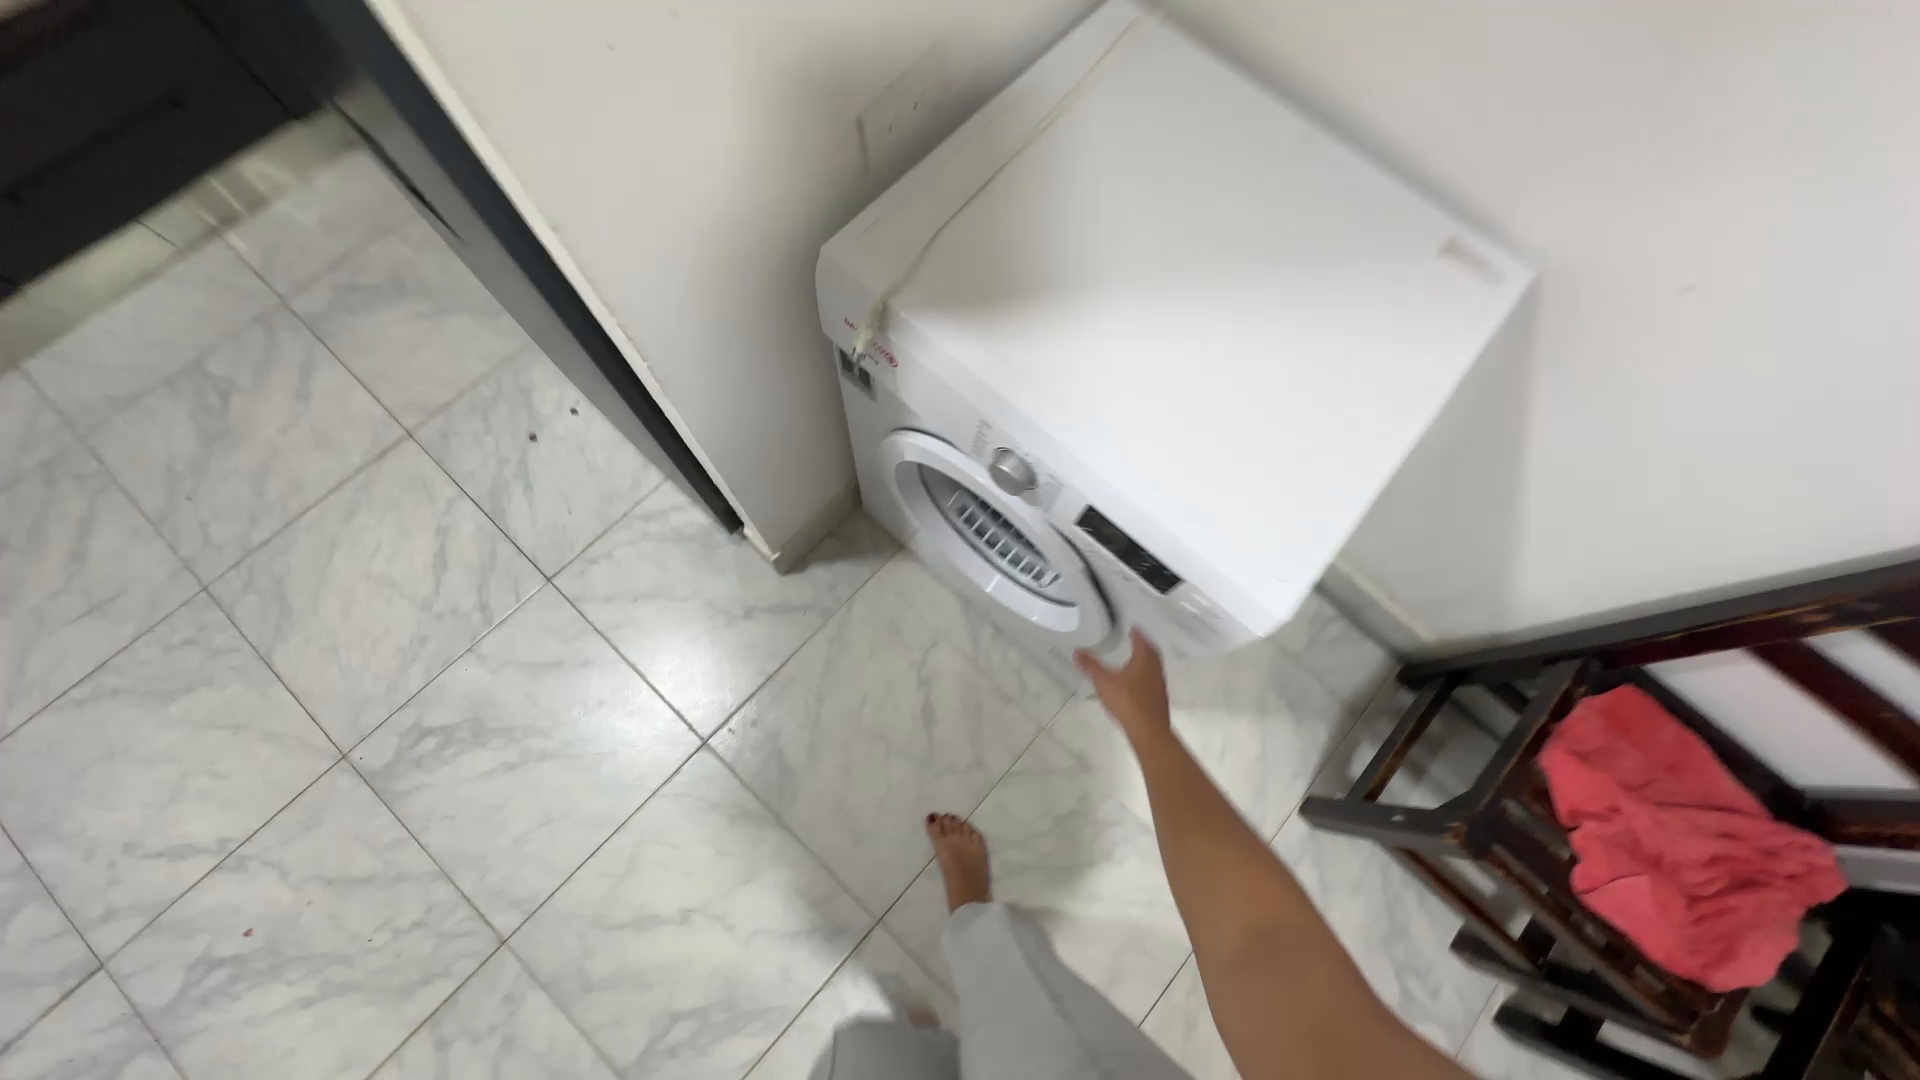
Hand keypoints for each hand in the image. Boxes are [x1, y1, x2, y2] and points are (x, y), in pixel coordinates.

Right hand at [1075, 629, 1172, 743]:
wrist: (1148, 729)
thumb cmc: (1126, 700)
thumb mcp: (1103, 682)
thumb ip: (1091, 666)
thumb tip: (1077, 651)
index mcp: (1143, 661)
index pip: (1142, 642)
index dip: (1137, 634)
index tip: (1133, 629)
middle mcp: (1155, 670)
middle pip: (1152, 653)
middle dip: (1145, 646)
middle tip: (1137, 641)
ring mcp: (1160, 685)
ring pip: (1155, 667)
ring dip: (1147, 661)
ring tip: (1136, 660)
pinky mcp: (1160, 699)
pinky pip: (1154, 680)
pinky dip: (1147, 675)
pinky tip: (1138, 684)